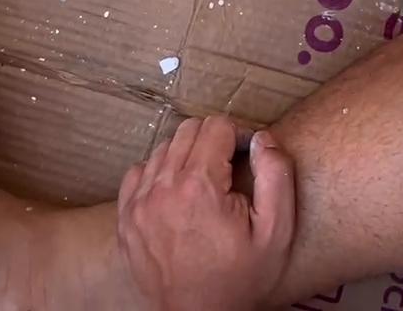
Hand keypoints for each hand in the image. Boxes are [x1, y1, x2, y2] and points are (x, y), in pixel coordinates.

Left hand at [117, 116, 296, 310]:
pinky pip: (140, 169)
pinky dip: (160, 171)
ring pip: (166, 146)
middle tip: (229, 168)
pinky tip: (177, 191)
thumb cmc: (241, 278)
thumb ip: (276, 175)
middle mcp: (163, 188)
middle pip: (190, 129)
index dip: (239, 134)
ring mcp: (139, 203)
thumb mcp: (277, 230)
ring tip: (205, 182)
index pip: (218, 125)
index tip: (247, 156)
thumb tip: (261, 138)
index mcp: (199, 186)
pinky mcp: (125, 217)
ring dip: (188, 154)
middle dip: (214, 139)